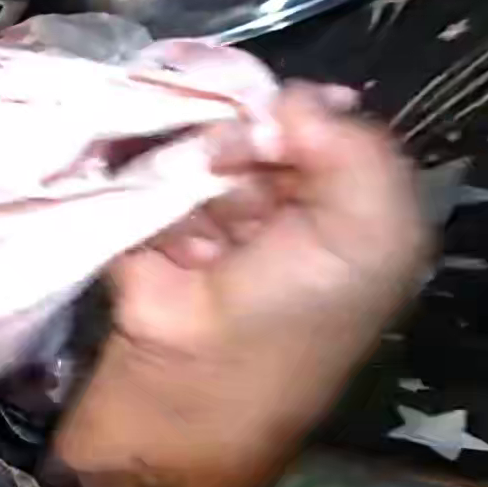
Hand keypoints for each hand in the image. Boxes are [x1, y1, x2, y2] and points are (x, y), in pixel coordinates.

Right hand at [54, 84, 426, 486]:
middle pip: (244, 140)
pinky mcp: (130, 239)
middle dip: (226, 135)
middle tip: (212, 151)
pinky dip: (125, 175)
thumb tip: (283, 97)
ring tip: (167, 172)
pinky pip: (131, 189)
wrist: (182, 389)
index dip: (289, 112)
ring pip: (182, 161)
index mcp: (336, 214)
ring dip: (173, 158)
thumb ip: (351, 151)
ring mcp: (191, 228)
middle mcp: (265, 216)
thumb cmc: (289, 321)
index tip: (259, 110)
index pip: (315, 134)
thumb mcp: (370, 235)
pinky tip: (117, 164)